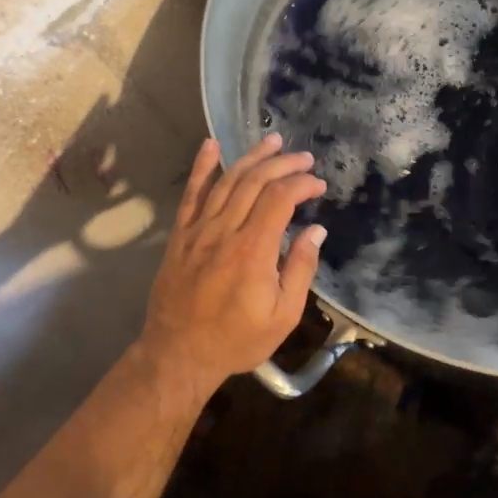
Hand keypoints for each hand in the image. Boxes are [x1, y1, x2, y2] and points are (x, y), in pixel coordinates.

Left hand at [136, 135, 327, 394]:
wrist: (178, 355)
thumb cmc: (237, 339)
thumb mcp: (283, 316)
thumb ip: (300, 269)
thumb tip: (316, 231)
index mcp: (253, 251)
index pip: (280, 199)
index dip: (302, 184)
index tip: (319, 186)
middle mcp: (224, 232)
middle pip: (255, 182)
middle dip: (283, 164)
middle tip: (305, 158)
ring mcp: (198, 231)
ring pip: (226, 181)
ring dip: (252, 157)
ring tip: (273, 142)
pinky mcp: (180, 236)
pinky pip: (191, 195)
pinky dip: (202, 167)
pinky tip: (211, 146)